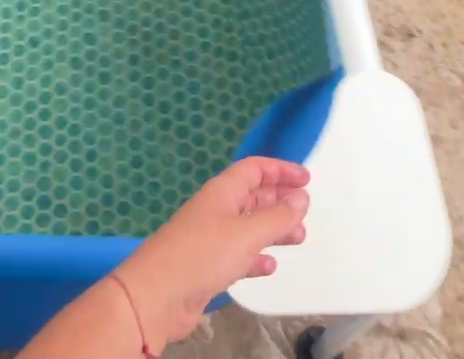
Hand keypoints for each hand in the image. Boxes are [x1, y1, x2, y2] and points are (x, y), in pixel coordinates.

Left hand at [112, 157, 311, 351]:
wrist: (157, 294)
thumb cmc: (202, 254)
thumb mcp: (246, 233)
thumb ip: (276, 217)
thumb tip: (301, 197)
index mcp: (222, 191)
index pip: (254, 168)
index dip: (280, 170)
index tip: (306, 178)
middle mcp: (216, 209)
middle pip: (252, 195)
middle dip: (279, 200)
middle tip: (305, 209)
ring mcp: (210, 237)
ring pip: (248, 226)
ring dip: (272, 229)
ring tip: (298, 237)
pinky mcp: (207, 265)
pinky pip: (238, 254)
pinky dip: (255, 257)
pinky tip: (270, 265)